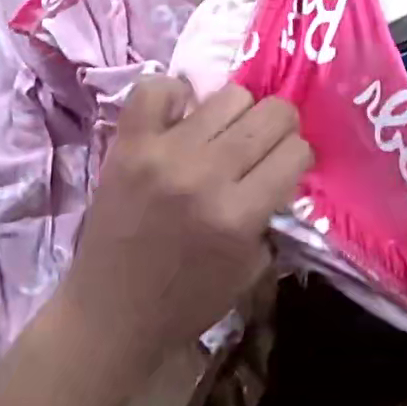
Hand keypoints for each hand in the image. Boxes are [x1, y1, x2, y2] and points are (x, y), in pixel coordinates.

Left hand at [59, 78, 310, 361]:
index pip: (297, 151)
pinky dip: (175, 96)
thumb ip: (273, 211)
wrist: (109, 317)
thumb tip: (284, 166)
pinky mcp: (127, 145)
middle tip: (263, 147)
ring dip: (238, 115)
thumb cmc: (188, 301)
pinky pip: (156, 88)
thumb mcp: (252, 267)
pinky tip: (180, 121)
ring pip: (231, 94)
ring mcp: (162, 154)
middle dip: (280, 128)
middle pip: (273, 114)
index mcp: (239, 215)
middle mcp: (205, 175)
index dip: (298, 157)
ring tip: (223, 137)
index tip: (286, 168)